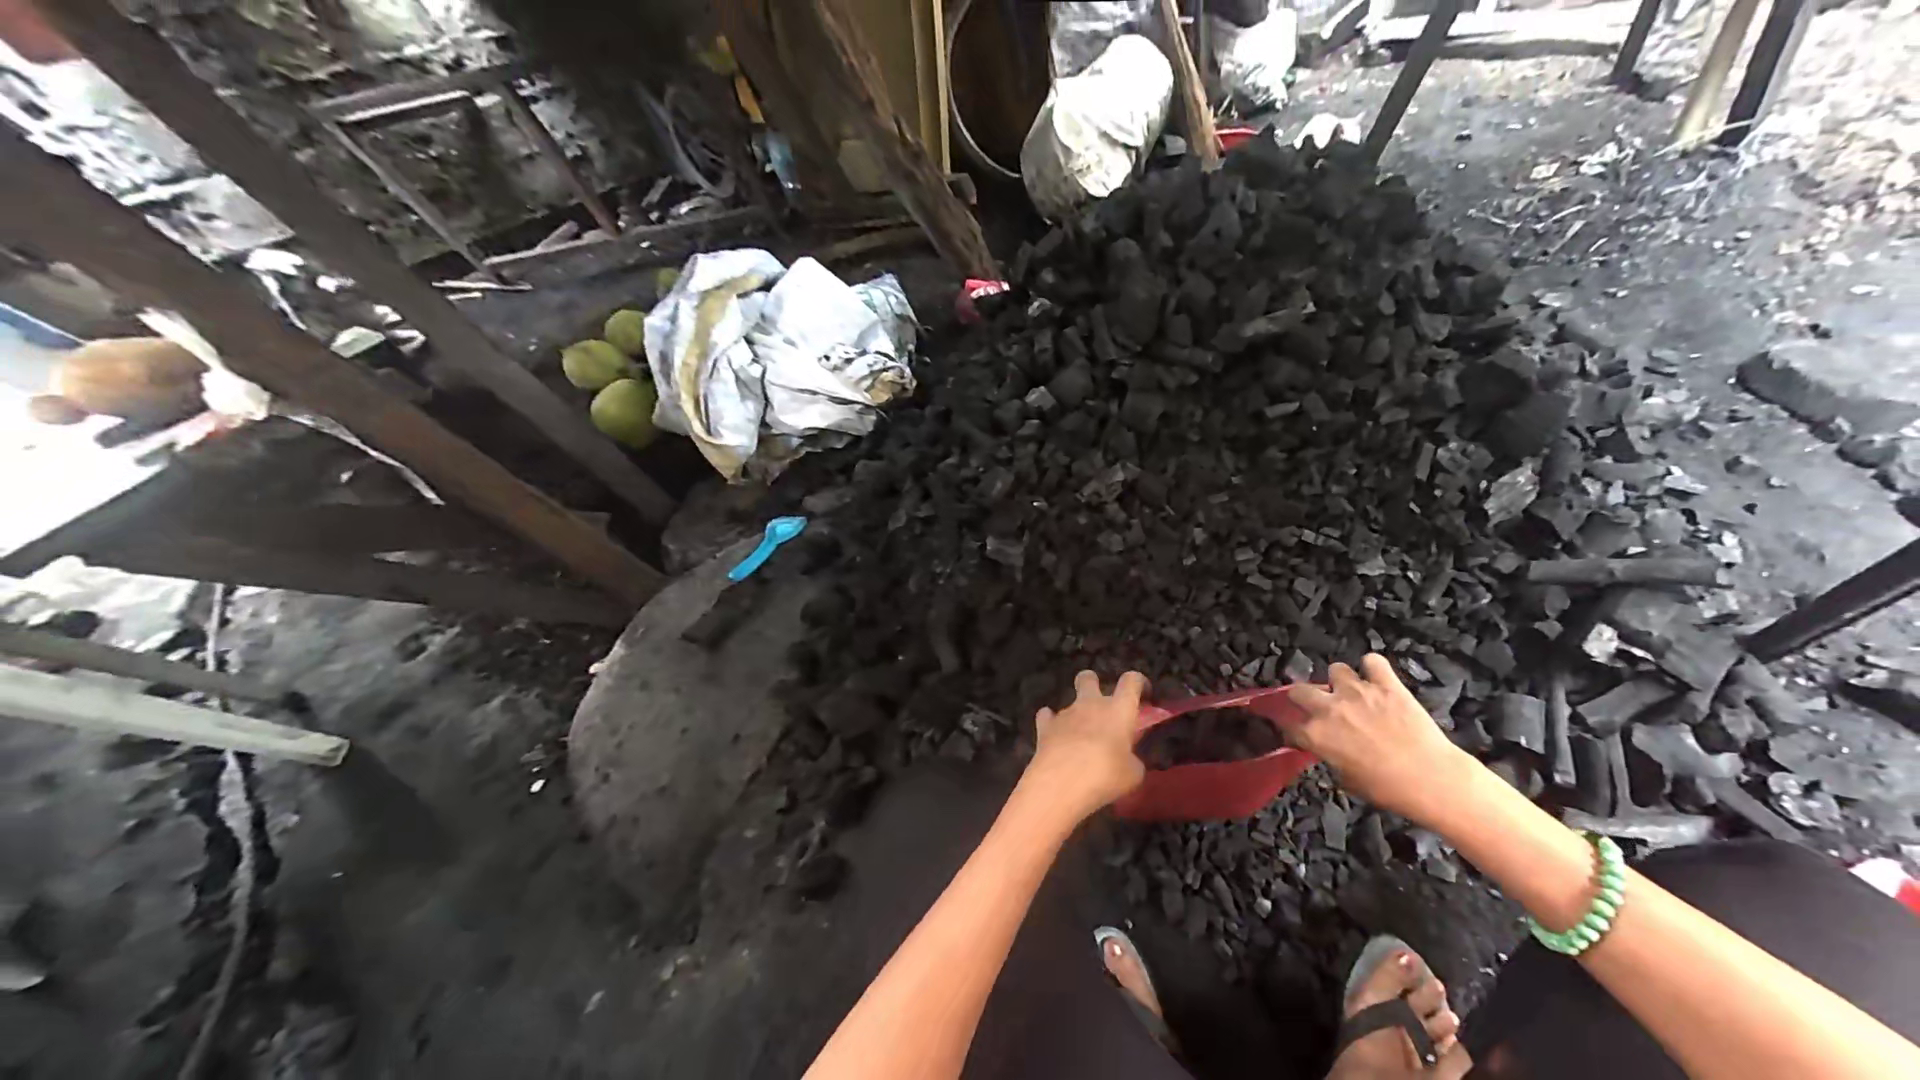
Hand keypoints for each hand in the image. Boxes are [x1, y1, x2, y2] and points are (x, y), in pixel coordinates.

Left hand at [1022, 670, 1148, 822]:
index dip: (1139, 682)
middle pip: (1088, 677)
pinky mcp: (1044, 726)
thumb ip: (1132, 759)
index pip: (1131, 680)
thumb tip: (1128, 759)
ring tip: (1080, 738)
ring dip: (1076, 714)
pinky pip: (1047, 716)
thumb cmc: (1106, 775)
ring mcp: (1065, 713)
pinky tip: (1055, 736)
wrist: (1061, 782)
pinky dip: (1051, 723)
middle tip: (1100, 704)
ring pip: (1069, 701)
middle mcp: (1091, 704)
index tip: (1142, 694)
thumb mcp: (1133, 774)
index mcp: (1119, 709)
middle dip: (1093, 683)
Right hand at [1285, 654, 1475, 826]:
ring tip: (1353, 692)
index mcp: (1316, 735)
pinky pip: (1372, 661)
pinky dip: (1373, 667)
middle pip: (1299, 691)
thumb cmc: (1388, 789)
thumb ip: (1330, 756)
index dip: (1291, 729)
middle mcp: (1329, 708)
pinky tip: (1377, 678)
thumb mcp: (1347, 779)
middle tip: (1319, 707)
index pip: (1288, 727)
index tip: (1297, 733)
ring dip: (1341, 681)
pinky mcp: (1386, 684)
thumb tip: (1330, 749)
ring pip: (1335, 669)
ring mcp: (1358, 692)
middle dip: (1304, 699)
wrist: (1433, 780)